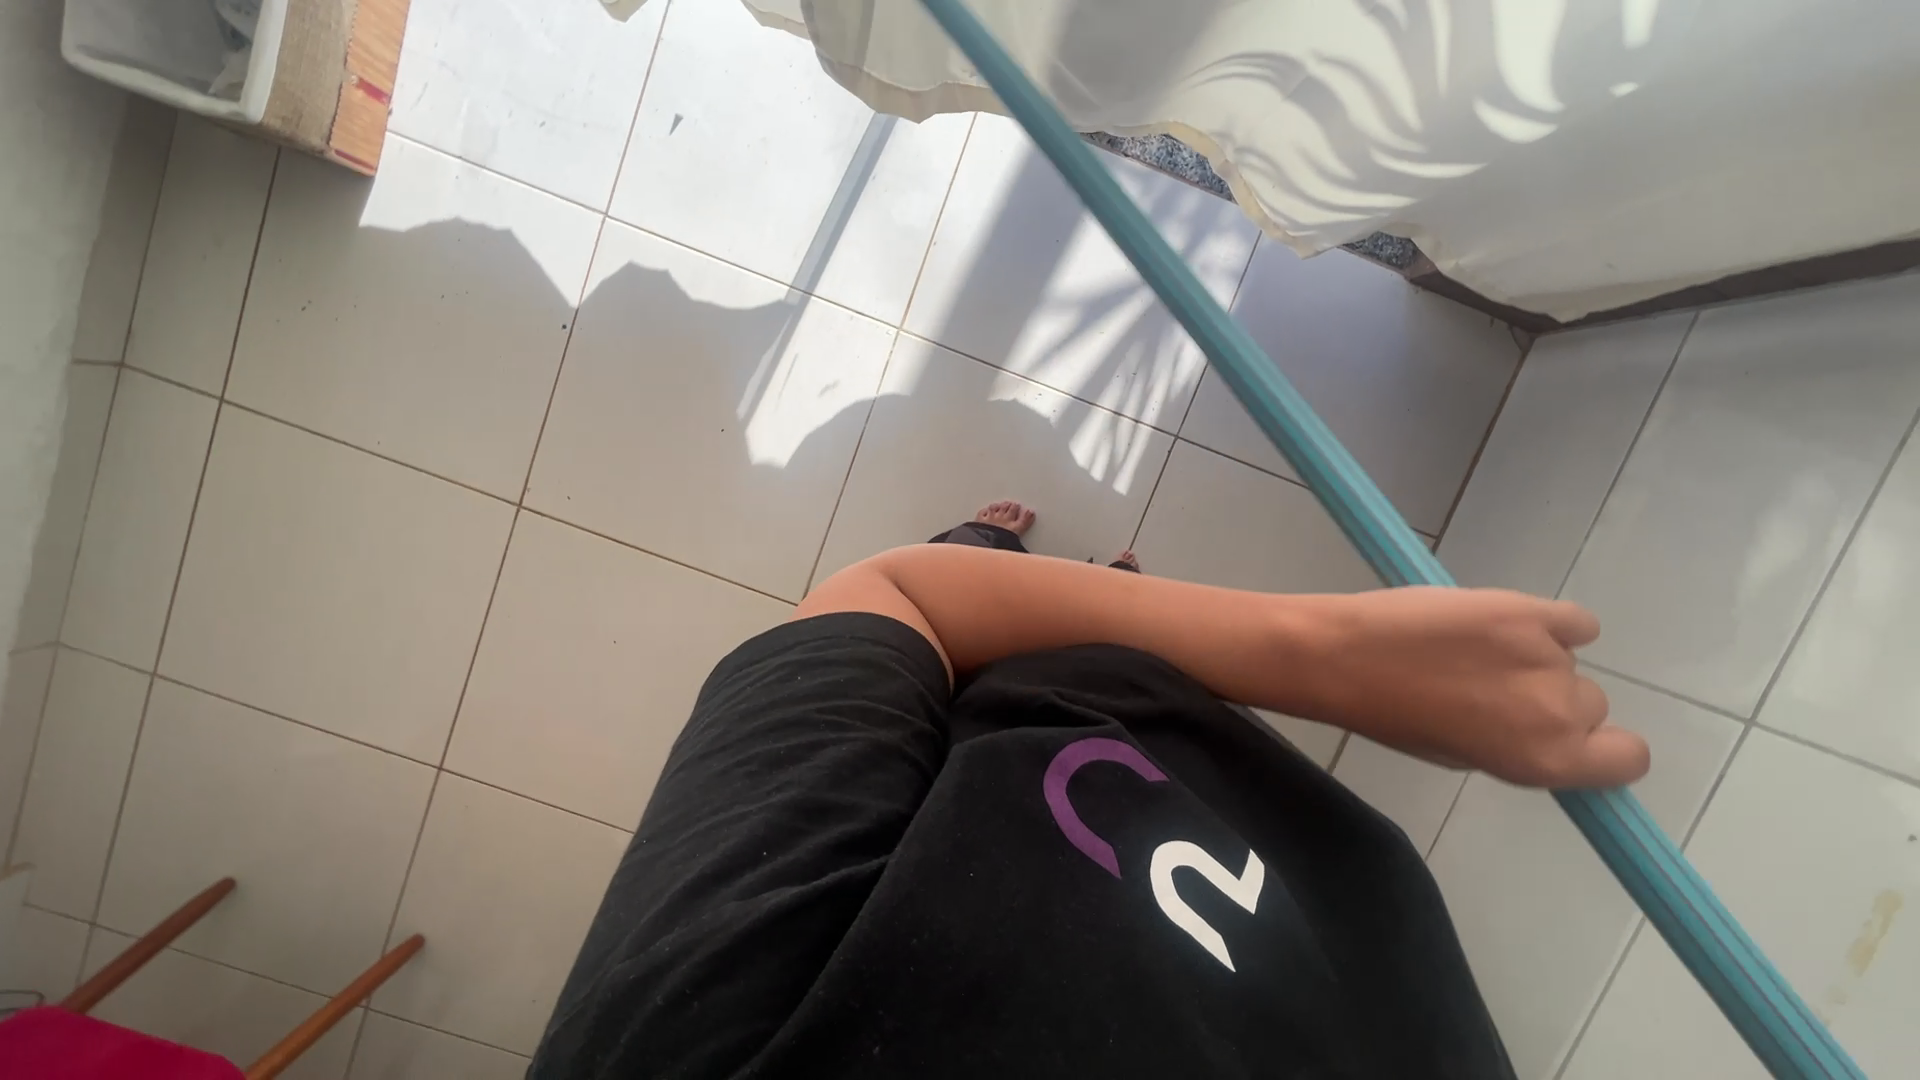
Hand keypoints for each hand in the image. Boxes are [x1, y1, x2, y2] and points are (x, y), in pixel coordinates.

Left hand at [1292, 587, 1647, 788]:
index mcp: (1545, 761)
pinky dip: (1548, 620)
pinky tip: (1501, 622)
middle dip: (1549, 696)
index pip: (1628, 759)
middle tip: (1488, 685)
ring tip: (1470, 650)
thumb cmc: (1388, 714)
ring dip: (1534, 655)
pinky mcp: (1527, 610)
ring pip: (1568, 658)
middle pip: (1590, 703)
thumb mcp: (1458, 754)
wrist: (1341, 657)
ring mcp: (1546, 656)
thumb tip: (1548, 732)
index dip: (1601, 746)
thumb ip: (1517, 747)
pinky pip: (1574, 618)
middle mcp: (1559, 713)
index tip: (1571, 733)